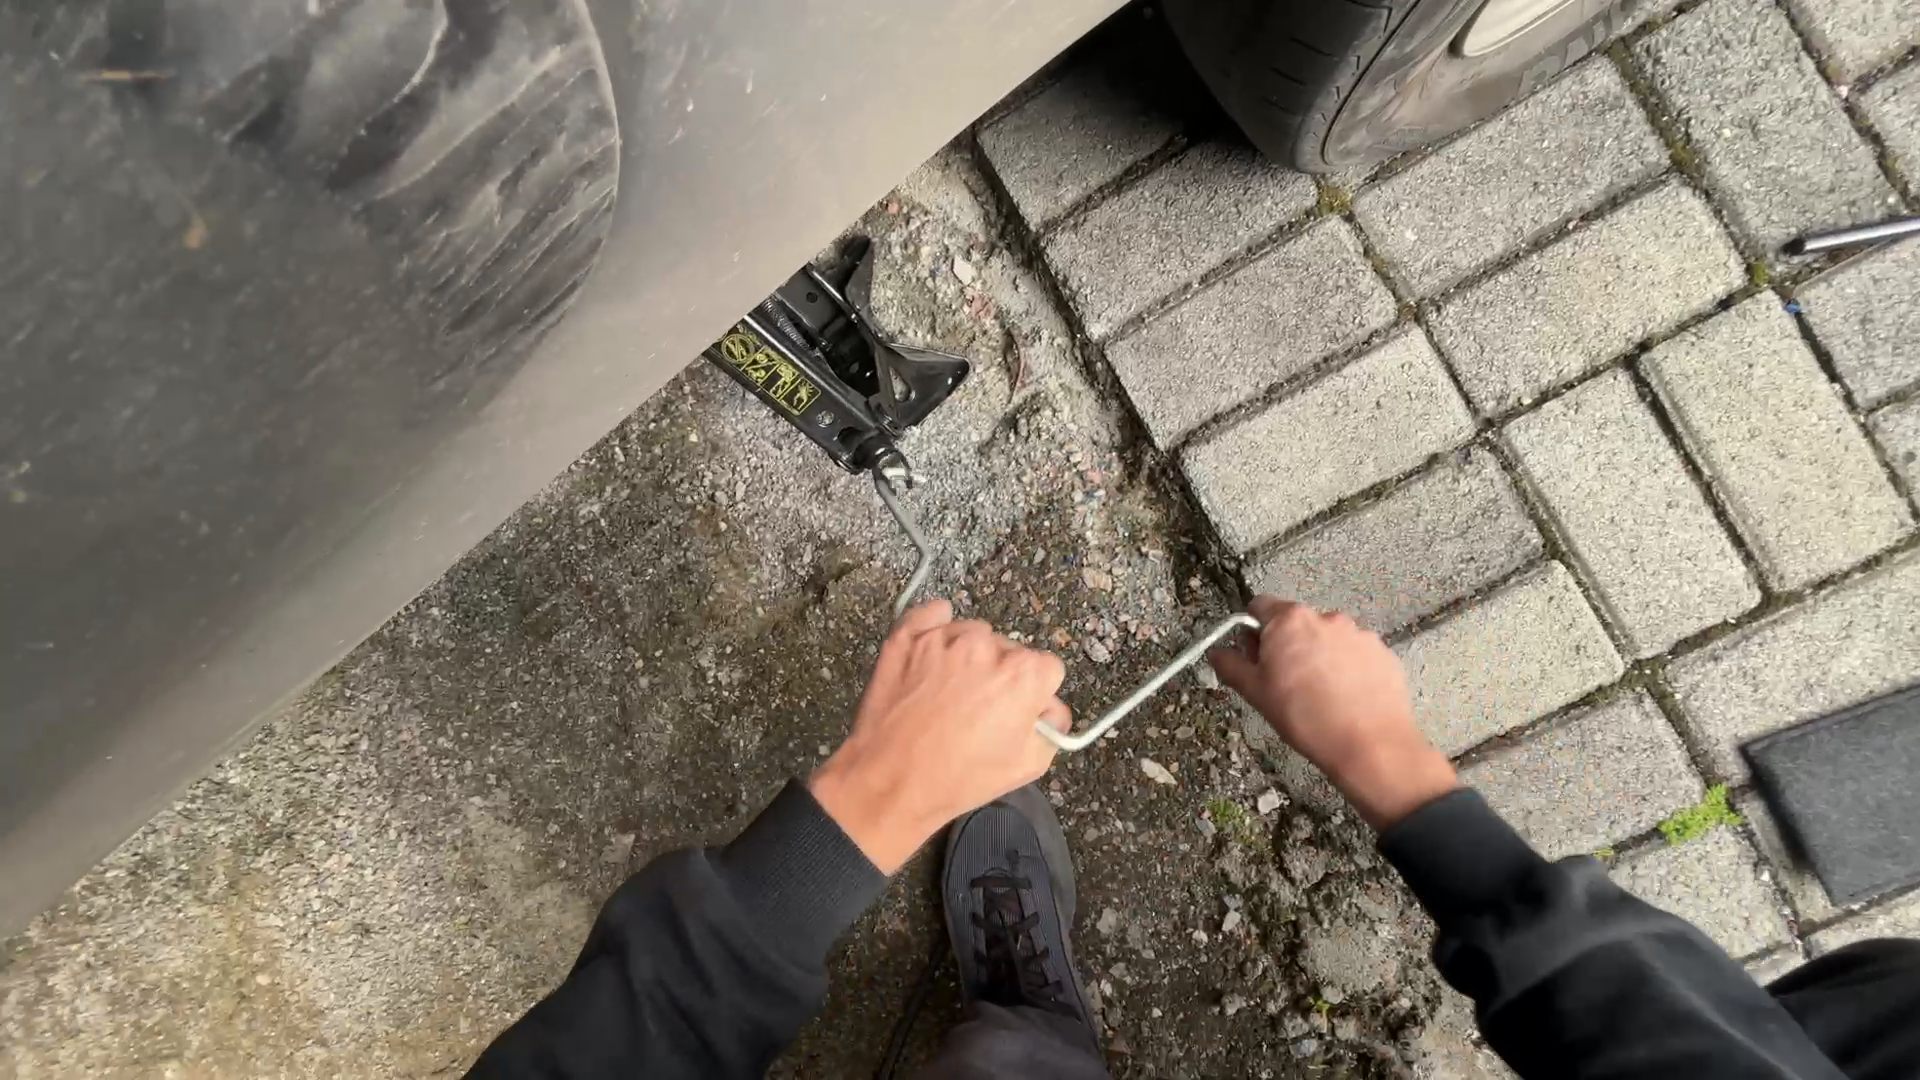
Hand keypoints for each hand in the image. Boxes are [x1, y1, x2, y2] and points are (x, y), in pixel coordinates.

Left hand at [809, 599, 1071, 872]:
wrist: (892, 781)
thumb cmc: (959, 777)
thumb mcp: (1028, 765)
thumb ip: (1052, 727)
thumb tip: (1050, 709)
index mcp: (1023, 674)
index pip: (1046, 668)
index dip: (1035, 692)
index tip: (1019, 709)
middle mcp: (987, 646)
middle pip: (1008, 650)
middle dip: (1000, 674)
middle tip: (978, 709)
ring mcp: (944, 637)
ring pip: (972, 634)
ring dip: (968, 655)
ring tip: (948, 693)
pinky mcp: (909, 636)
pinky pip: (932, 614)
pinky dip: (936, 626)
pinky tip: (933, 652)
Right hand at [1208, 596, 1458, 829]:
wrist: (1371, 747)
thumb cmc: (1306, 717)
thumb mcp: (1255, 692)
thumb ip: (1231, 665)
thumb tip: (1217, 653)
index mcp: (1289, 621)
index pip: (1259, 606)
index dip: (1251, 632)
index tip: (1255, 658)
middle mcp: (1325, 618)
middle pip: (1293, 622)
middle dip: (1284, 645)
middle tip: (1282, 682)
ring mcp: (1358, 634)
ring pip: (1324, 638)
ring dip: (1315, 656)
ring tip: (1317, 694)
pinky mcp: (1382, 654)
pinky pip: (1353, 653)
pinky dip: (1344, 668)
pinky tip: (1342, 697)